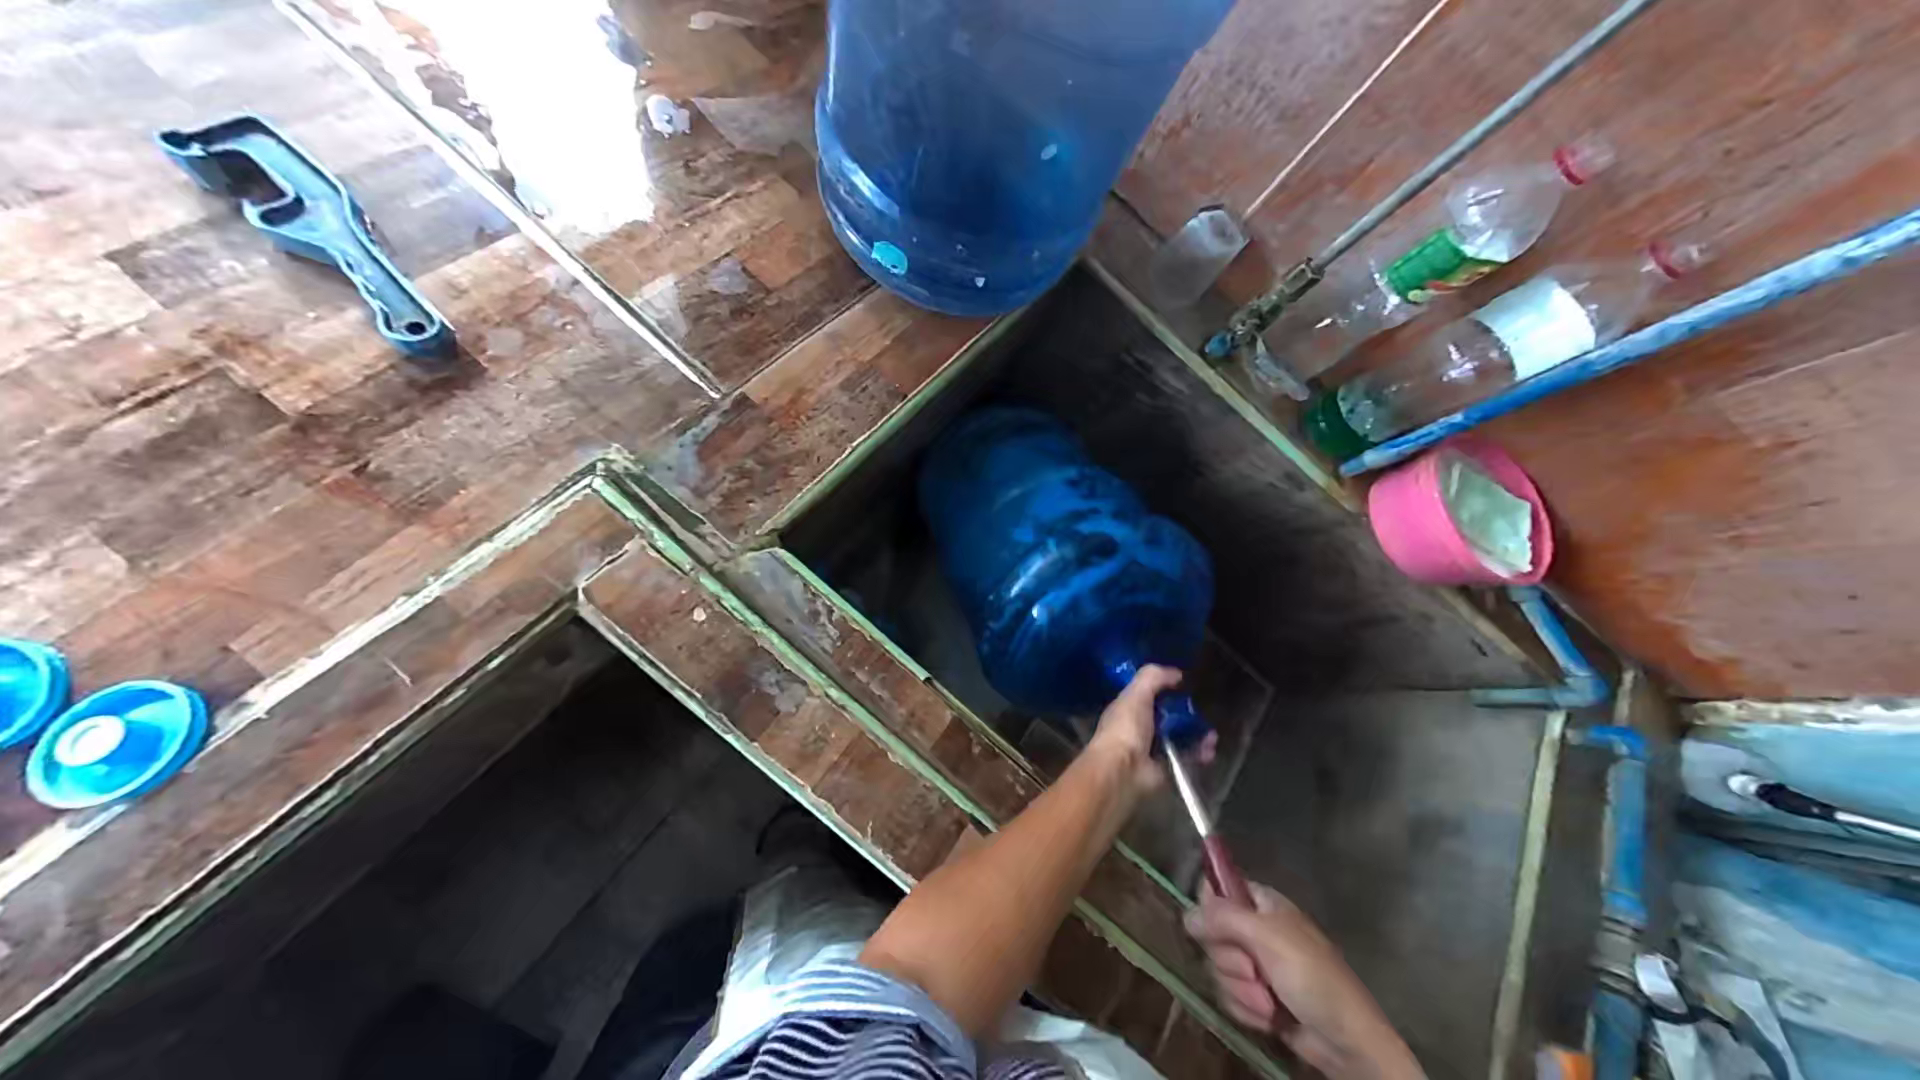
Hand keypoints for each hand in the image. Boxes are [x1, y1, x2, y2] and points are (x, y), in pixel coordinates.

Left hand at [1085, 665, 1214, 796]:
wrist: (1123, 770)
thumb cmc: (1126, 727)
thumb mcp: (1136, 694)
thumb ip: (1154, 677)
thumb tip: (1177, 673)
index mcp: (1127, 707)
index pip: (1147, 693)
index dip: (1164, 687)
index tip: (1185, 683)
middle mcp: (1138, 727)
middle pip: (1166, 716)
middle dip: (1186, 713)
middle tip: (1203, 709)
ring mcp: (1152, 749)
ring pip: (1179, 736)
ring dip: (1197, 733)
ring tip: (1211, 732)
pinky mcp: (1165, 767)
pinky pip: (1186, 757)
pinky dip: (1199, 752)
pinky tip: (1210, 747)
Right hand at [1186, 884, 1423, 1079]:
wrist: (1348, 1042)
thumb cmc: (1314, 978)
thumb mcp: (1268, 938)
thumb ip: (1222, 918)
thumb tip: (1185, 914)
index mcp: (1261, 904)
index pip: (1216, 890)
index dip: (1210, 909)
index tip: (1216, 927)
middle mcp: (1254, 929)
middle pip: (1211, 933)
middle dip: (1230, 961)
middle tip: (1254, 971)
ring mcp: (1256, 965)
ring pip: (1218, 968)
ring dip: (1240, 990)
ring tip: (1269, 1002)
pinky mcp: (1256, 997)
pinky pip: (1229, 995)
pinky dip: (1246, 1009)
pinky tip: (1269, 1018)